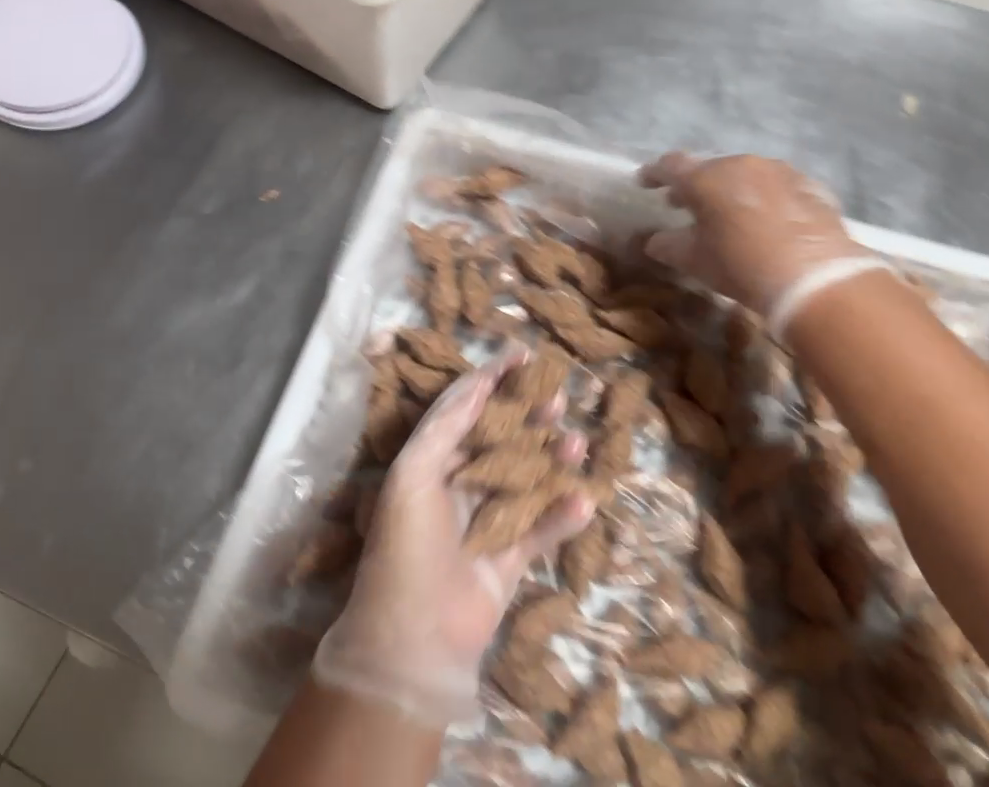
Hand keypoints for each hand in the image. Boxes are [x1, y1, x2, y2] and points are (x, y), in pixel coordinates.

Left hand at [313, 352, 593, 725]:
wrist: (414, 636)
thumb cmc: (407, 546)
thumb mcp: (414, 474)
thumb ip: (446, 427)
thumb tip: (478, 383)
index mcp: (430, 463)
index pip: (464, 409)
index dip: (492, 379)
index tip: (524, 353)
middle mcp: (459, 487)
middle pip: (502, 439)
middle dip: (529, 416)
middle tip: (557, 398)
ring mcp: (487, 523)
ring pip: (528, 480)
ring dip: (552, 461)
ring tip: (574, 444)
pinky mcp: (510, 560)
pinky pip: (542, 530)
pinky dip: (562, 517)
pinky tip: (582, 502)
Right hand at [639, 153, 885, 334]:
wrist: (812, 275)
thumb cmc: (739, 264)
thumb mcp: (694, 260)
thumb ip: (668, 246)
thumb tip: (654, 241)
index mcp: (705, 177)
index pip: (670, 165)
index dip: (654, 174)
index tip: (644, 183)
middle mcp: (741, 163)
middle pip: (710, 168)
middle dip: (695, 185)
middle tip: (684, 204)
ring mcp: (780, 171)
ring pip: (746, 175)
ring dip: (731, 189)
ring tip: (727, 212)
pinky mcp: (811, 186)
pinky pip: (778, 188)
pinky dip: (765, 199)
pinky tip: (766, 219)